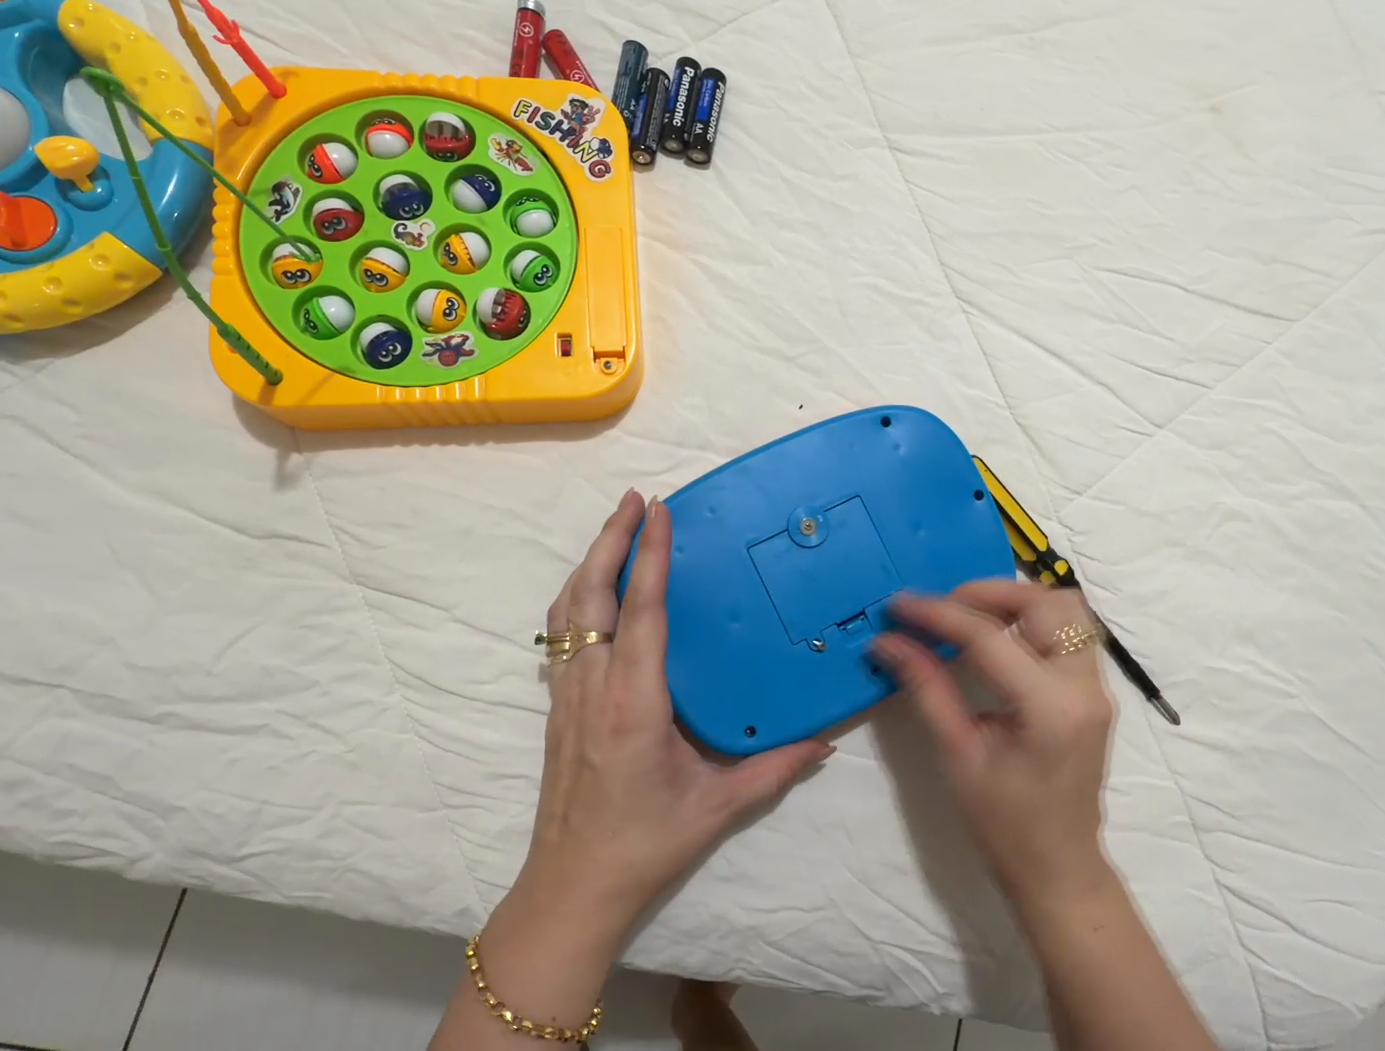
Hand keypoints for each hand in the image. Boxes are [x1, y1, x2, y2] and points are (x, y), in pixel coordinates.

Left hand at [518, 490, 834, 927]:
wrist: (572, 884)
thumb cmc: (646, 844)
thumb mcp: (718, 808)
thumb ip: (775, 770)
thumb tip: (826, 741)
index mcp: (635, 702)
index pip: (644, 610)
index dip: (650, 555)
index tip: (658, 511)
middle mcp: (595, 687)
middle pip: (593, 594)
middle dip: (611, 539)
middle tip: (633, 499)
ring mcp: (568, 694)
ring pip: (569, 609)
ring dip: (590, 562)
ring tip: (615, 528)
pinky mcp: (557, 706)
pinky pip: (562, 634)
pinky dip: (577, 595)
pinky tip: (595, 589)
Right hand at [873, 581, 1118, 900]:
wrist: (1058, 867)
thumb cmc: (1004, 824)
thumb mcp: (958, 754)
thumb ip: (927, 687)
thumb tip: (888, 642)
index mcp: (1050, 708)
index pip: (989, 638)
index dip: (938, 615)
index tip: (899, 606)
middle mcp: (1084, 687)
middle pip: (1044, 604)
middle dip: (987, 593)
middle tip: (941, 608)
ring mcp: (1096, 687)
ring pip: (1065, 610)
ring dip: (1015, 602)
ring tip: (967, 616)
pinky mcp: (1093, 692)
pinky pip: (1068, 632)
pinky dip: (1030, 620)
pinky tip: (993, 637)